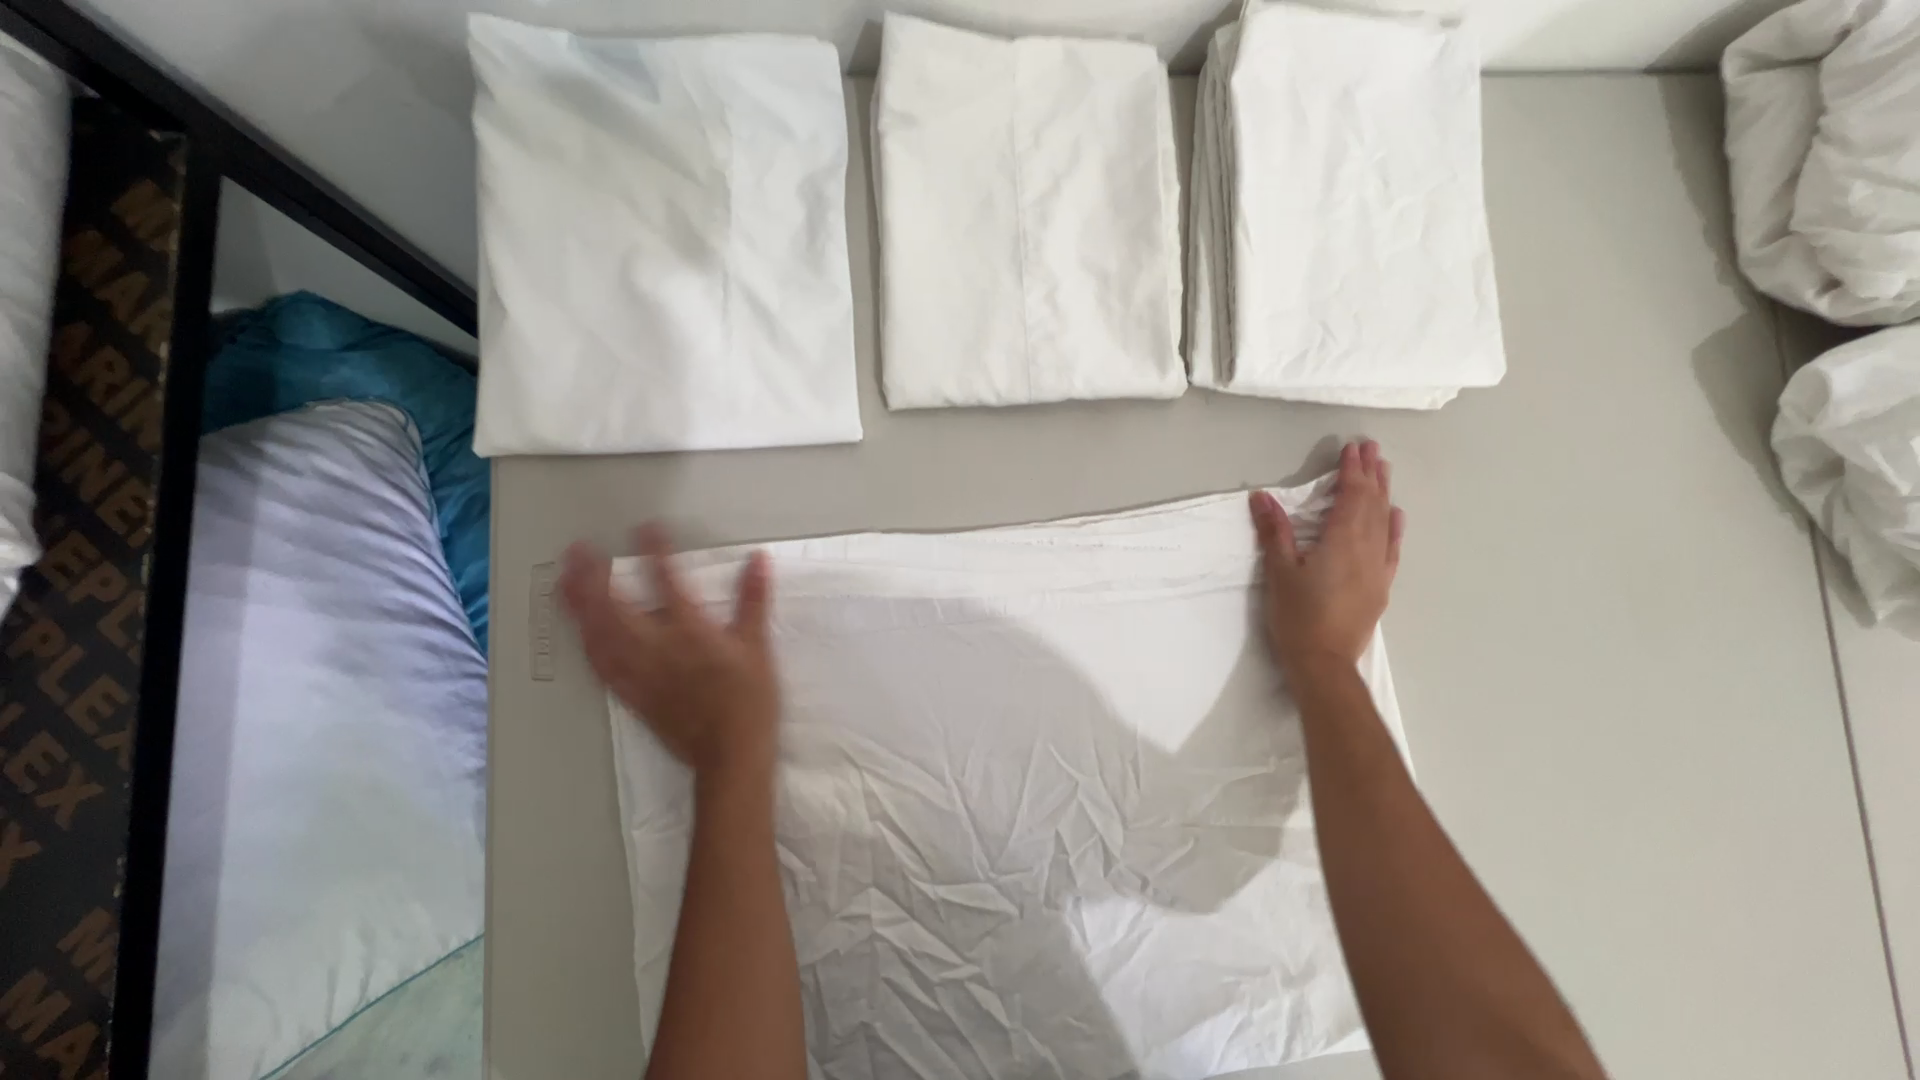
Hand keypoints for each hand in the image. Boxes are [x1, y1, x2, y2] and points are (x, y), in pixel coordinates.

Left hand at [559, 526, 780, 783]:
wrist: (729, 754)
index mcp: (689, 632)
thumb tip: (757, 559)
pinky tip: (578, 631)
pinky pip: (599, 665)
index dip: (655, 551)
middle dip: (592, 575)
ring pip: (597, 634)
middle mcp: (655, 648)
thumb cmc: (748, 699)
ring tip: (563, 581)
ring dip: (577, 605)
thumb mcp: (757, 646)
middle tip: (578, 550)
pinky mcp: (630, 695)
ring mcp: (637, 673)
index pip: (667, 582)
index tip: (645, 527)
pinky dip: (585, 643)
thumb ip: (753, 600)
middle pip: (613, 606)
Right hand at [1250, 439, 1405, 679]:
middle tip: (1371, 448)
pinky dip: (1394, 527)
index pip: (1351, 496)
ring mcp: (1378, 568)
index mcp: (1341, 541)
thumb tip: (1262, 496)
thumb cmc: (1297, 616)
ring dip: (1383, 493)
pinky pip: (1392, 548)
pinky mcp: (1380, 586)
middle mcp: (1366, 549)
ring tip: (1383, 471)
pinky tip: (1396, 516)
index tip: (1353, 448)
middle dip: (1371, 475)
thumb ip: (1274, 532)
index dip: (1352, 471)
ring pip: (1385, 522)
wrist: (1325, 662)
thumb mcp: (1278, 572)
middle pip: (1372, 504)